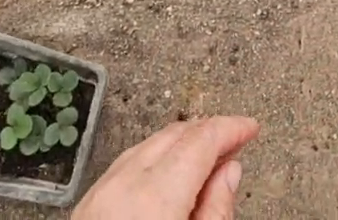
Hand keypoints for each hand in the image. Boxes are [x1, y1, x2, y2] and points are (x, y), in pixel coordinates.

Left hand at [72, 116, 259, 219]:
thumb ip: (216, 211)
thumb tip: (229, 172)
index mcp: (156, 196)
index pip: (202, 139)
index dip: (232, 127)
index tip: (251, 127)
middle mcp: (124, 185)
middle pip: (175, 135)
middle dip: (209, 132)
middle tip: (236, 141)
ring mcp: (100, 194)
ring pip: (149, 145)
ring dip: (182, 144)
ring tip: (208, 158)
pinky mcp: (86, 207)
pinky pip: (127, 164)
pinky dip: (155, 159)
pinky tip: (168, 172)